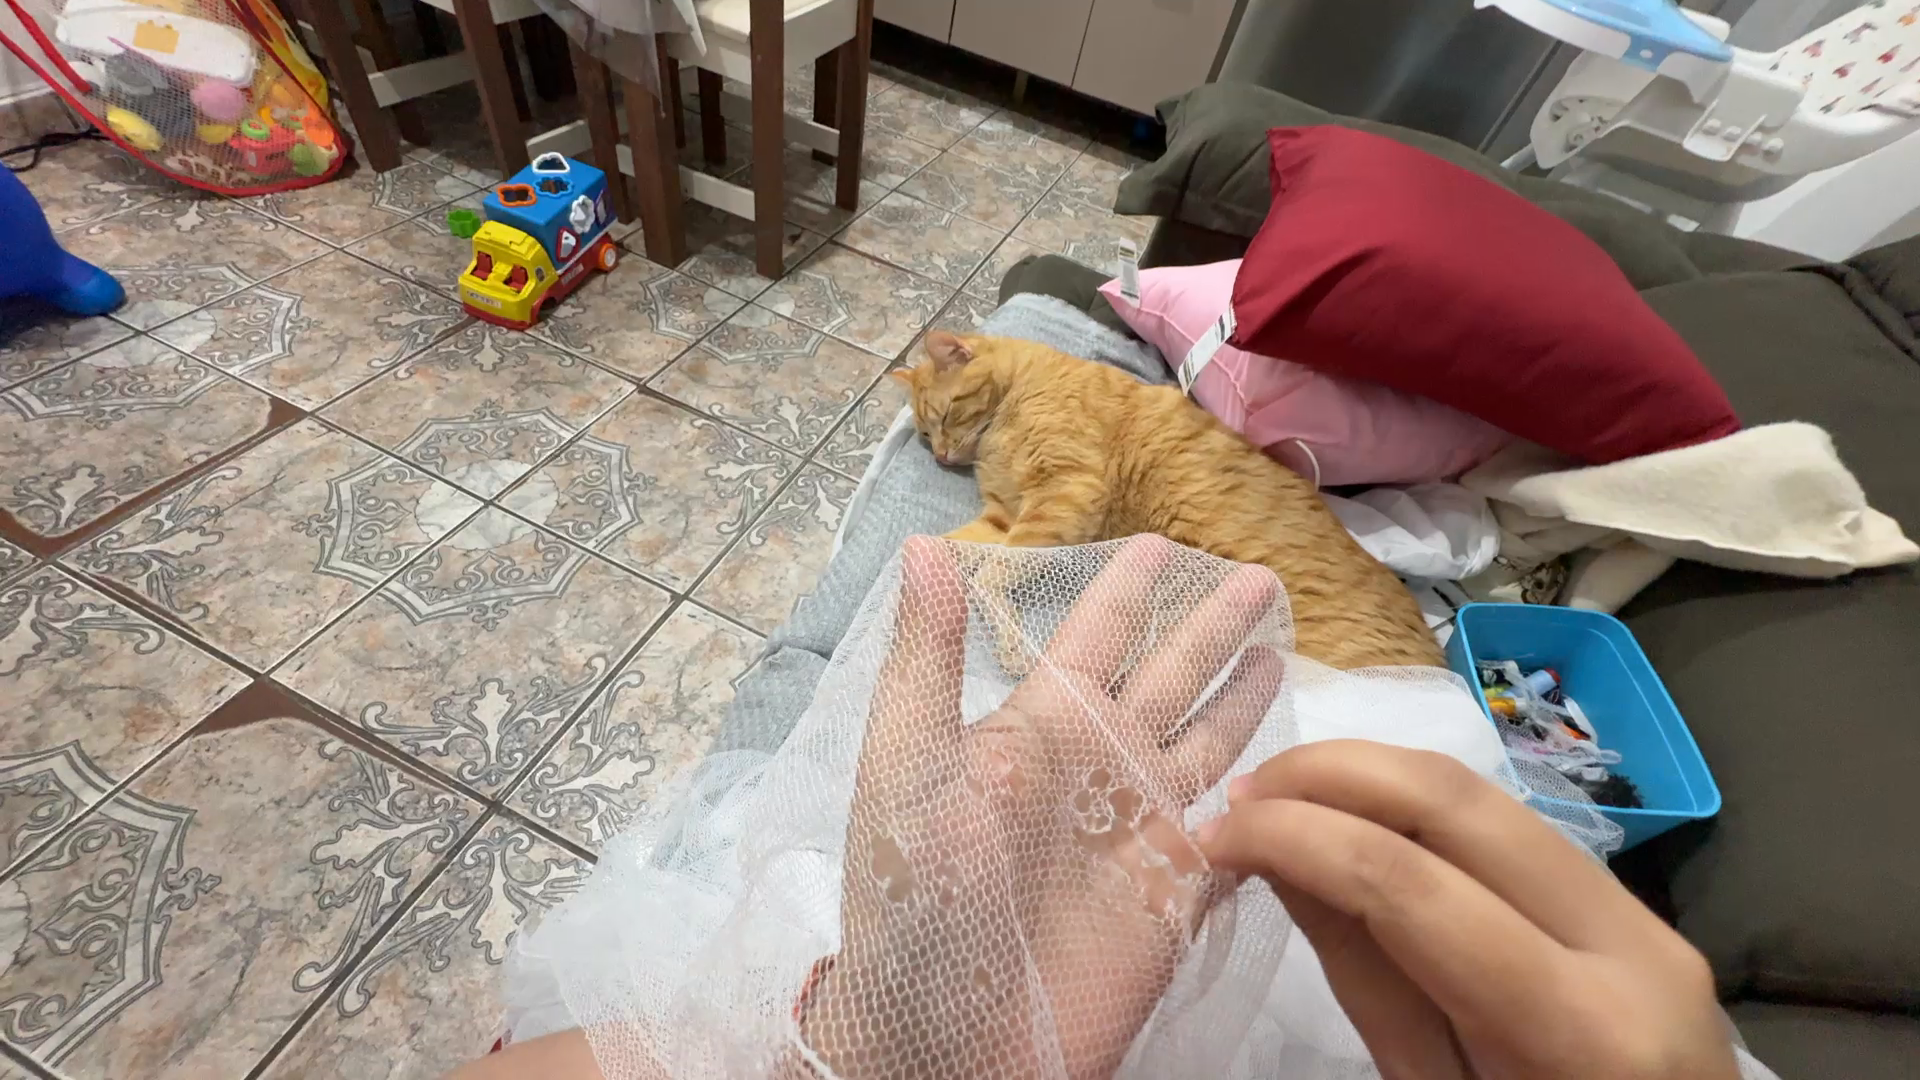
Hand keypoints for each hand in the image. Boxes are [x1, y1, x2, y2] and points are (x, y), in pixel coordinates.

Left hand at [798, 535, 1286, 1079]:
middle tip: (1257, 576)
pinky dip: (1270, 800)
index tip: (1160, 542)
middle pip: (1170, 673)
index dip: (1128, 587)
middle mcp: (1100, 762)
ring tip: (1279, 647)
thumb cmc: (918, 893)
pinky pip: (1239, 831)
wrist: (944, 1037)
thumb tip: (923, 546)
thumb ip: (926, 653)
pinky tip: (1301, 772)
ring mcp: (1143, 827)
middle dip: (1210, 624)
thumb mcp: (911, 760)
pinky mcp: (1178, 893)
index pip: (1097, 633)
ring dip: (1242, 694)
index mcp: (1044, 724)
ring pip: (1209, 739)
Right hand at [1198, 740, 1740, 1079]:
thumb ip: (1351, 958)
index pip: (1407, 882)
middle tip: (1240, 796)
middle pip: (1444, 794)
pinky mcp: (1606, 883)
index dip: (1293, 838)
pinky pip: (1480, 806)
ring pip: (1462, 781)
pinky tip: (1338, 806)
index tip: (1214, 837)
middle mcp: (1627, 938)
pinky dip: (1390, 790)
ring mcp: (1627, 900)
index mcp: (1585, 1028)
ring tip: (1272, 794)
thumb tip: (1265, 849)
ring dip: (1349, 771)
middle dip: (1320, 774)